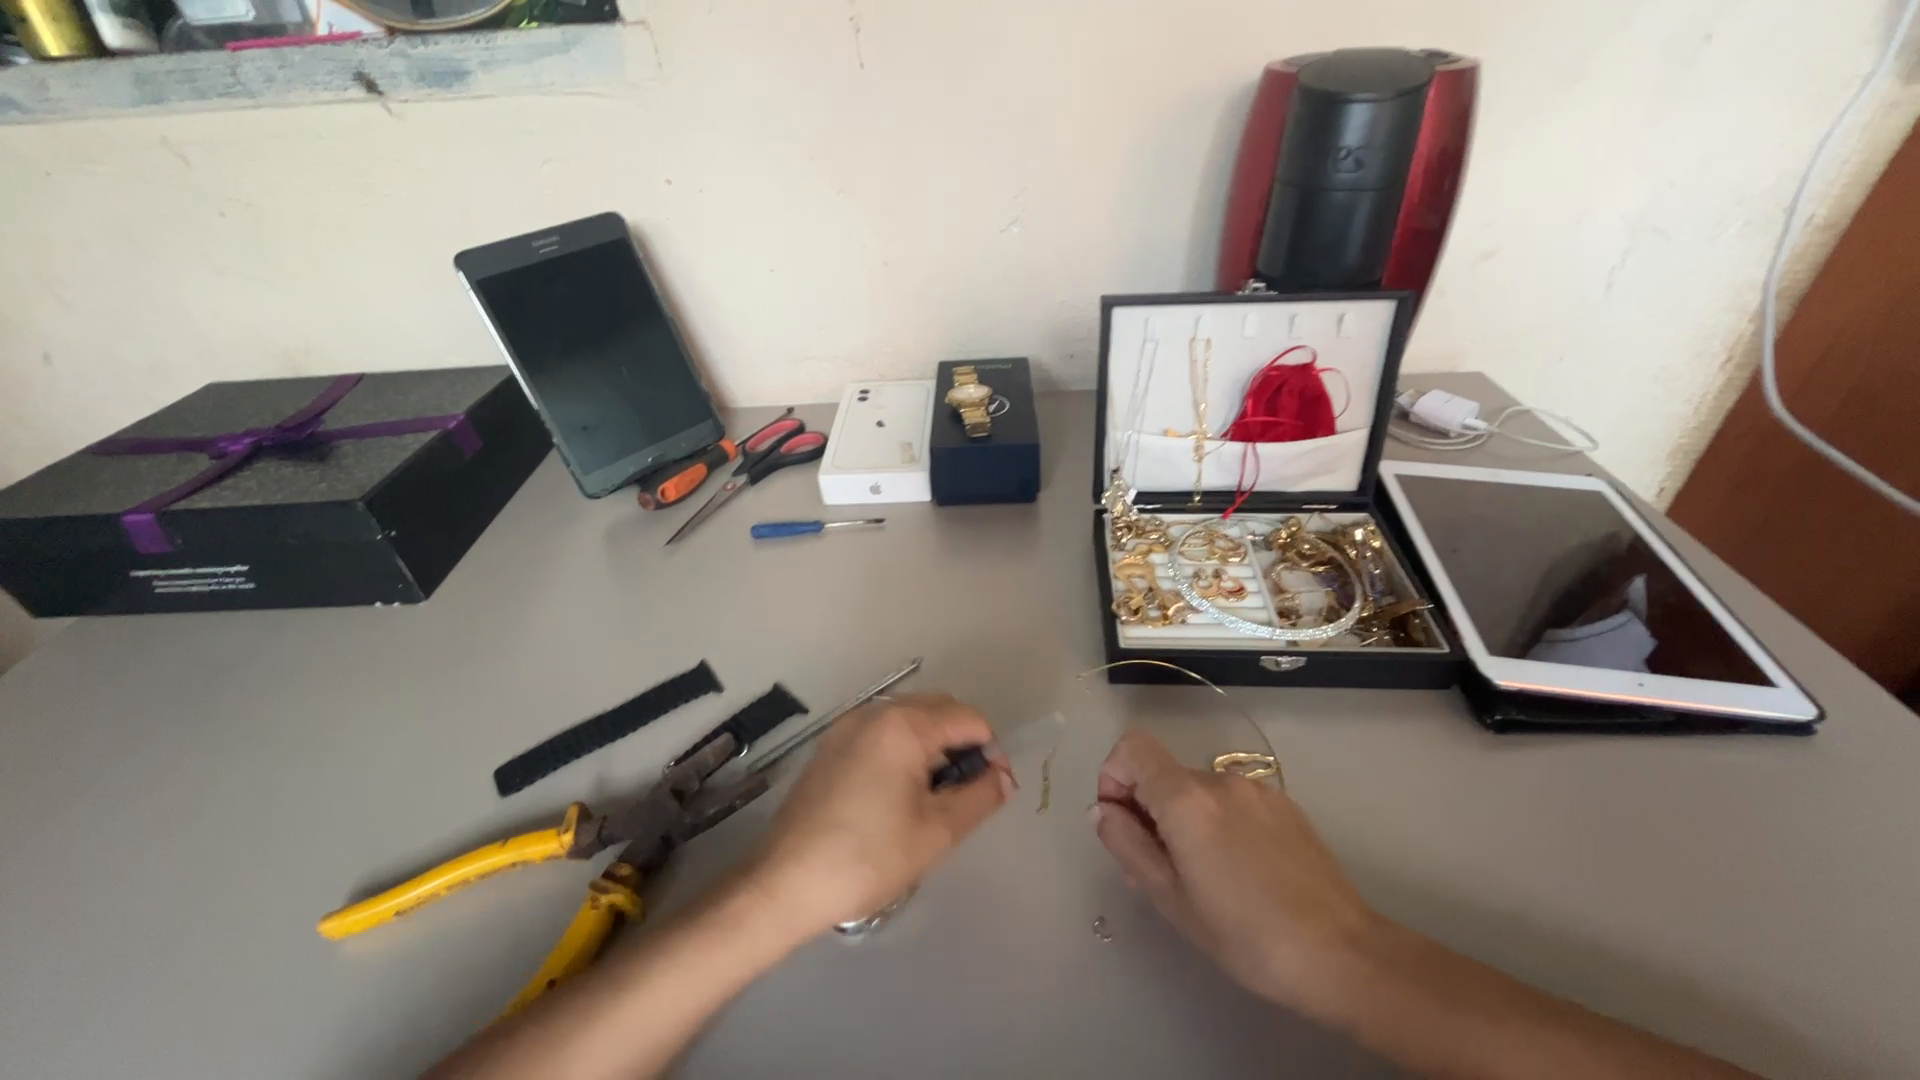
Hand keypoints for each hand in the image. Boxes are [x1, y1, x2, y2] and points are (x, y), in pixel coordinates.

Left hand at [746, 694, 1012, 937]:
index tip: (990, 790)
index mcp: (904, 725)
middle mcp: (873, 713)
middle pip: (938, 710)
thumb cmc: (868, 857)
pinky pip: (880, 734)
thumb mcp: (937, 831)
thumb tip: (1003, 777)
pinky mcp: (829, 748)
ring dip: (932, 746)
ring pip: (908, 720)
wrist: (785, 884)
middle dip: (961, 744)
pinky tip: (897, 796)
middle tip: (965, 794)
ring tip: (932, 798)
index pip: (968, 718)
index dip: (990, 751)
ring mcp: (846, 728)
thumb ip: (980, 797)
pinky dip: (902, 751)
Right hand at [1090, 729, 1379, 1012]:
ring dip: (1185, 819)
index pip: (1132, 747)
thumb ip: (1127, 845)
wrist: (1341, 954)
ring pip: (1199, 790)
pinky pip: (1233, 802)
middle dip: (1148, 807)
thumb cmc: (1245, 935)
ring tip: (1203, 875)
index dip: (1113, 775)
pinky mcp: (1286, 806)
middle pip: (1164, 772)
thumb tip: (1103, 811)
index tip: (1120, 822)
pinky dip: (1219, 823)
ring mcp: (1258, 790)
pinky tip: (1240, 871)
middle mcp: (1220, 781)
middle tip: (1159, 867)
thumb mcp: (1170, 898)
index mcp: (1186, 799)